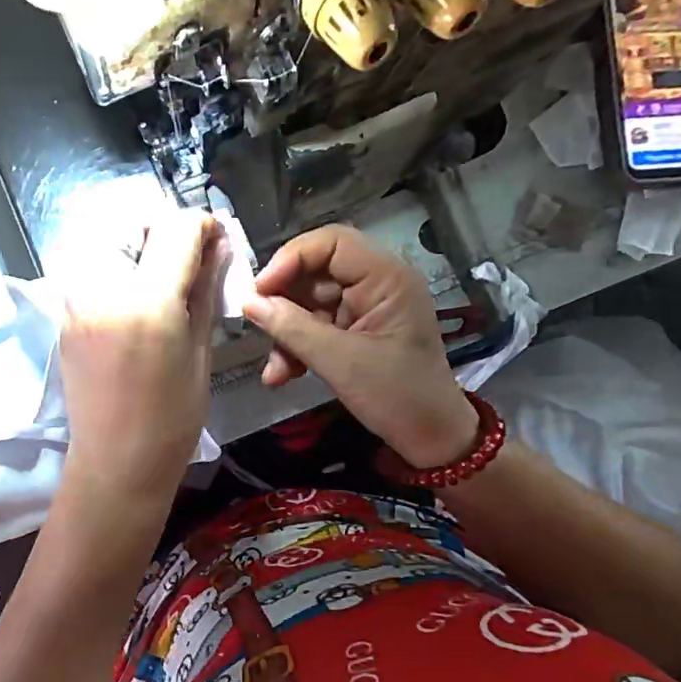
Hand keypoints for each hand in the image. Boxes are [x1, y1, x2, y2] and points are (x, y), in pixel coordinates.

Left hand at [60, 209, 226, 491]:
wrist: (115, 463)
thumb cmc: (172, 420)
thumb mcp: (200, 354)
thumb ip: (204, 292)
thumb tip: (217, 247)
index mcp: (147, 304)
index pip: (175, 229)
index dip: (201, 223)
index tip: (215, 236)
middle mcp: (102, 291)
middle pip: (131, 220)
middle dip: (162, 225)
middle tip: (185, 253)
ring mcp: (75, 301)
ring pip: (103, 237)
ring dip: (135, 240)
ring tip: (158, 269)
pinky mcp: (63, 315)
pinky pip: (87, 266)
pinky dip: (113, 262)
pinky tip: (133, 288)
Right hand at [242, 225, 477, 467]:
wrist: (431, 438)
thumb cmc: (396, 396)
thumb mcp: (340, 362)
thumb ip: (292, 328)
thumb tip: (248, 304)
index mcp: (387, 278)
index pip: (331, 243)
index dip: (290, 259)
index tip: (260, 290)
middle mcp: (378, 283)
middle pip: (316, 272)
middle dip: (284, 302)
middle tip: (257, 325)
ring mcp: (367, 307)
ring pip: (311, 302)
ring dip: (287, 333)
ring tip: (275, 370)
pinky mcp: (358, 330)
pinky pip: (317, 325)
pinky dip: (298, 347)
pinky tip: (283, 375)